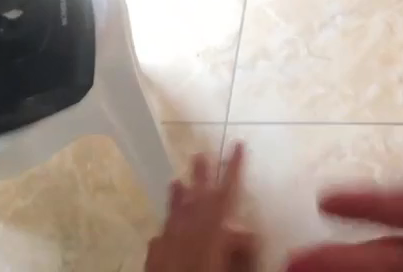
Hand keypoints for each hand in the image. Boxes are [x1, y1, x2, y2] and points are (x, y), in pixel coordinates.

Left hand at [146, 143, 257, 271]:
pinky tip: (161, 234)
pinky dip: (164, 232)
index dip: (233, 167)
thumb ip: (242, 250)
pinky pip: (159, 240)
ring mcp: (167, 245)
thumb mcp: (235, 268)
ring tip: (175, 181)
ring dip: (176, 198)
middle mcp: (187, 230)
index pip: (226, 191)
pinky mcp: (152, 262)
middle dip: (200, 175)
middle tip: (199, 153)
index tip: (238, 144)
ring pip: (173, 214)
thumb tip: (250, 231)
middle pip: (195, 197)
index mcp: (211, 229)